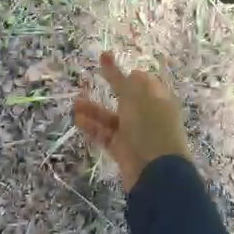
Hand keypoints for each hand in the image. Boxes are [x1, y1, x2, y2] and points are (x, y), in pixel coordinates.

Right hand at [73, 50, 190, 190]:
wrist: (156, 174)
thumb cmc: (149, 129)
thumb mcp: (136, 99)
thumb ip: (127, 83)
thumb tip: (132, 72)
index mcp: (157, 101)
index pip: (142, 81)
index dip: (125, 71)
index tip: (106, 59)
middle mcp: (147, 116)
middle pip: (126, 99)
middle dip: (108, 88)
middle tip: (91, 76)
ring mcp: (136, 134)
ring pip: (112, 118)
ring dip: (94, 110)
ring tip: (76, 103)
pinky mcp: (124, 150)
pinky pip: (106, 135)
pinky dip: (93, 127)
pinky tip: (78, 120)